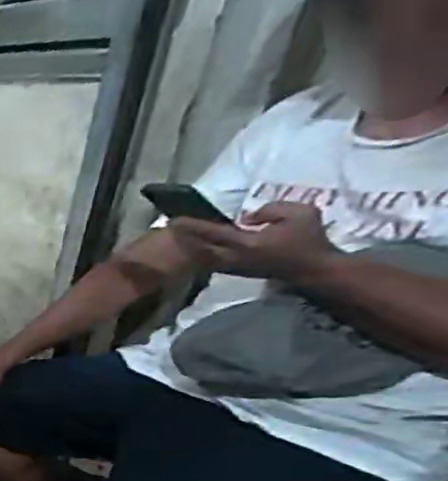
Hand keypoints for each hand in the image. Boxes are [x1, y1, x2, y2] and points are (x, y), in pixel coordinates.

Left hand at [169, 202, 342, 280]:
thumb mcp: (301, 213)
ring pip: (200, 256)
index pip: (211, 233)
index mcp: (246, 243)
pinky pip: (208, 260)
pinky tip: (193, 245)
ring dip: (188, 246)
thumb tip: (245, 217)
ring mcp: (229, 266)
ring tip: (176, 236)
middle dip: (182, 238)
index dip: (192, 226)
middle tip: (167, 228)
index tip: (174, 219)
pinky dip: (199, 252)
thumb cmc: (309, 238)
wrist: (313, 268)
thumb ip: (271, 209)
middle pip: (196, 247)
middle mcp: (231, 257)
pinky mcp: (231, 271)